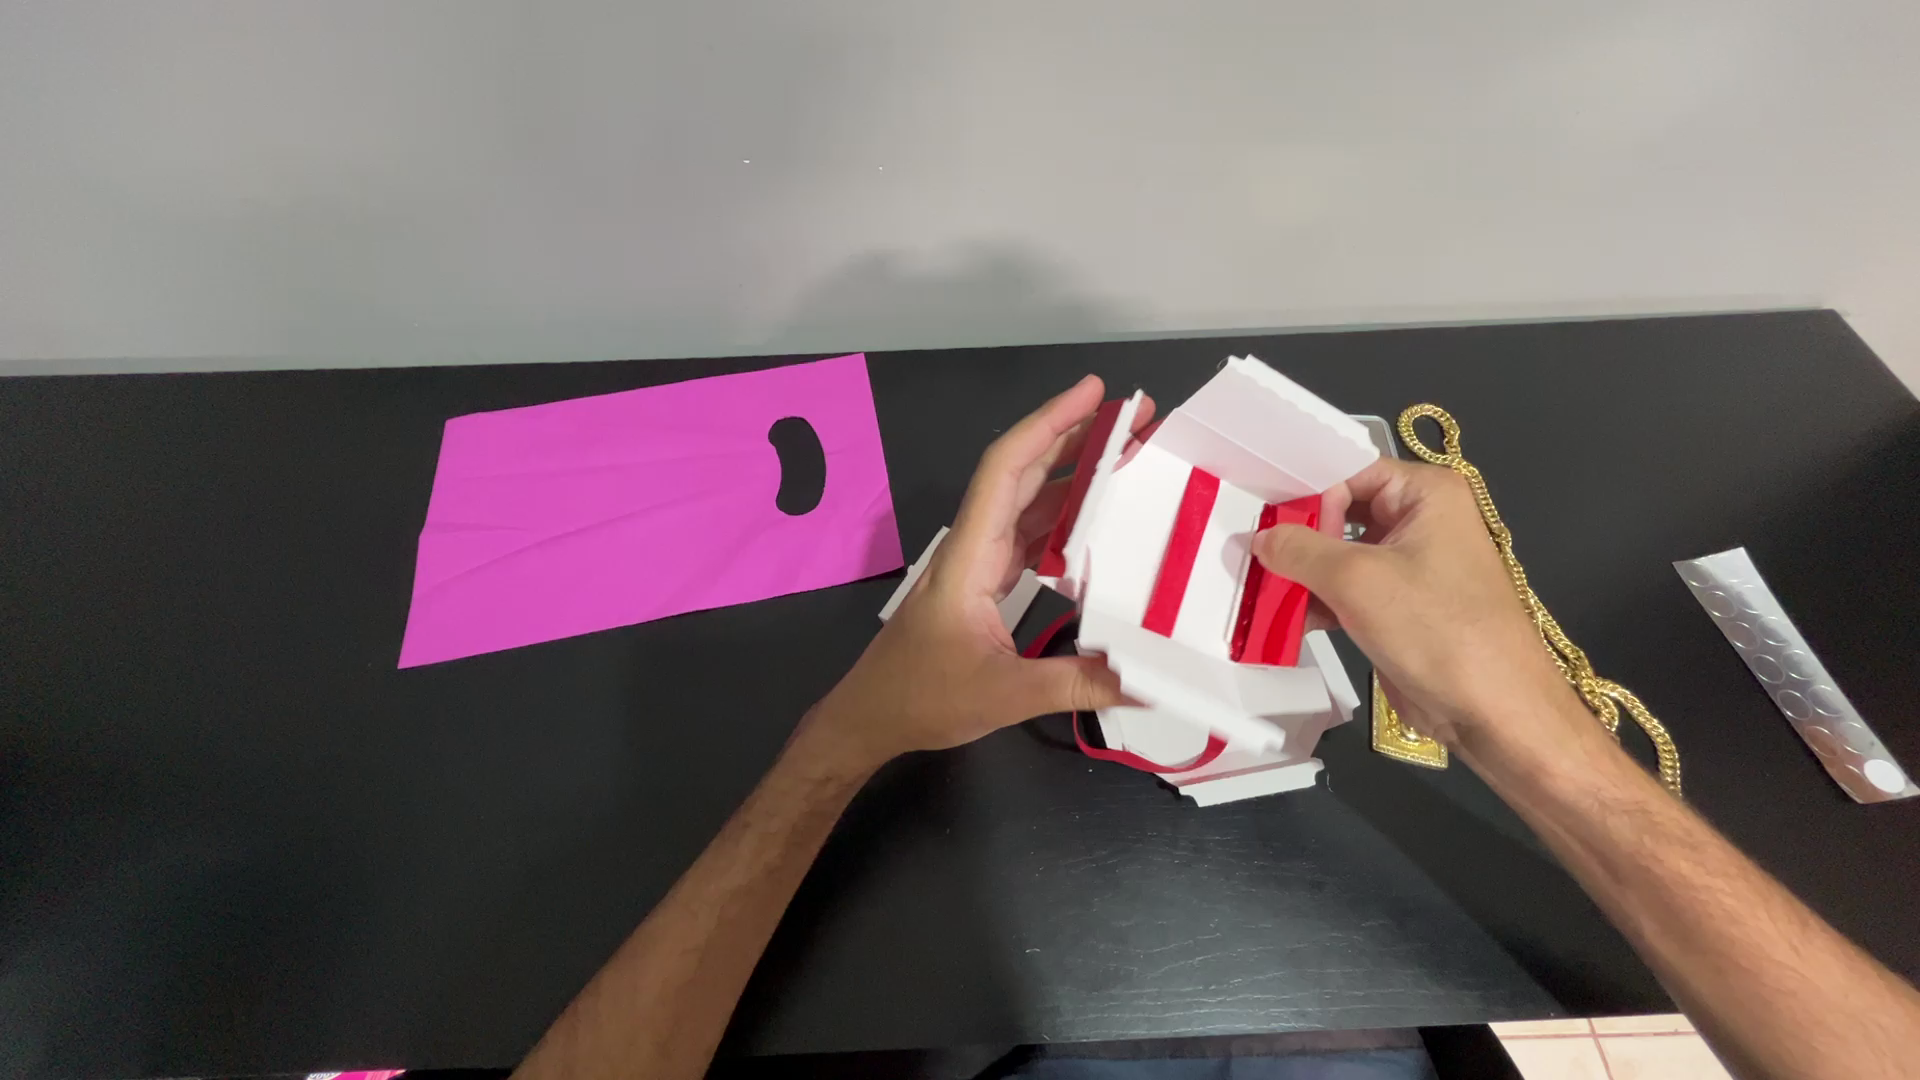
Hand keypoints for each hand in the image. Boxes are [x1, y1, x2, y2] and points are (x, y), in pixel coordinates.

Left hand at [801, 376, 1152, 774]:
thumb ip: (1076, 684)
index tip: (1095, 391)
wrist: (872, 714)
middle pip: (1023, 472)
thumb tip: (1148, 680)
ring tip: (1129, 457)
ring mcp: (979, 563)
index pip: (1007, 469)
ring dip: (1074, 476)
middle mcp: (974, 545)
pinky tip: (1100, 522)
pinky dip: (1065, 521)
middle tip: (1135, 417)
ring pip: (1028, 502)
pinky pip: (1029, 536)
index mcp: (970, 555)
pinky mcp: (985, 583)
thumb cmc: (922, 696)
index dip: (1049, 423)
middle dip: (1076, 436)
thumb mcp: (1004, 694)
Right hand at [1253, 456, 1591, 752]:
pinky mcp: (1394, 606)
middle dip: (1294, 535)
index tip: (1259, 516)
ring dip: (1297, 573)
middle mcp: (1418, 521)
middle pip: (1337, 512)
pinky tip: (1281, 615)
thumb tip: (1258, 538)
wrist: (1492, 712)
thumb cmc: (1434, 628)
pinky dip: (1313, 600)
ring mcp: (1406, 566)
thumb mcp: (1355, 579)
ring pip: (1334, 554)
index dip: (1304, 492)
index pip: (1347, 471)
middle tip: (1246, 549)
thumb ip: (1297, 549)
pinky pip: (1342, 589)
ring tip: (1255, 584)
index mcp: (1425, 494)